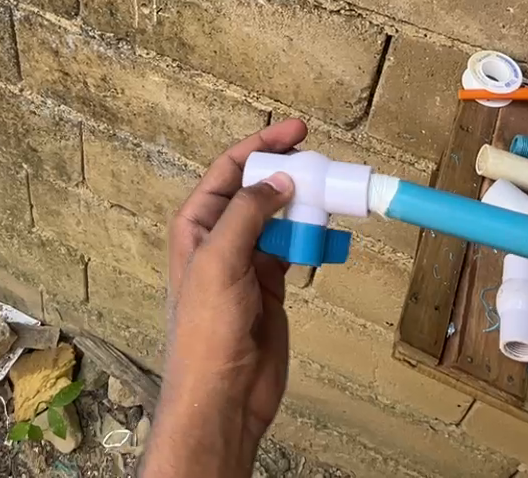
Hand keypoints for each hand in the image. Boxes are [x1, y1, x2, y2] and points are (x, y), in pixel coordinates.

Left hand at [141, 119, 307, 477]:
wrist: (224, 396)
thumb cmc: (207, 330)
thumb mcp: (220, 261)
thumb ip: (248, 213)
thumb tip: (280, 179)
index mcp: (197, 222)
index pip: (230, 169)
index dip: (261, 145)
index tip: (295, 130)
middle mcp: (221, 234)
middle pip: (258, 188)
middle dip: (287, 171)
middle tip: (320, 160)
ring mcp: (247, 257)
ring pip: (280, 215)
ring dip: (304, 203)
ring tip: (330, 193)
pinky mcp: (271, 280)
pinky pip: (295, 244)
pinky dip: (311, 234)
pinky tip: (327, 230)